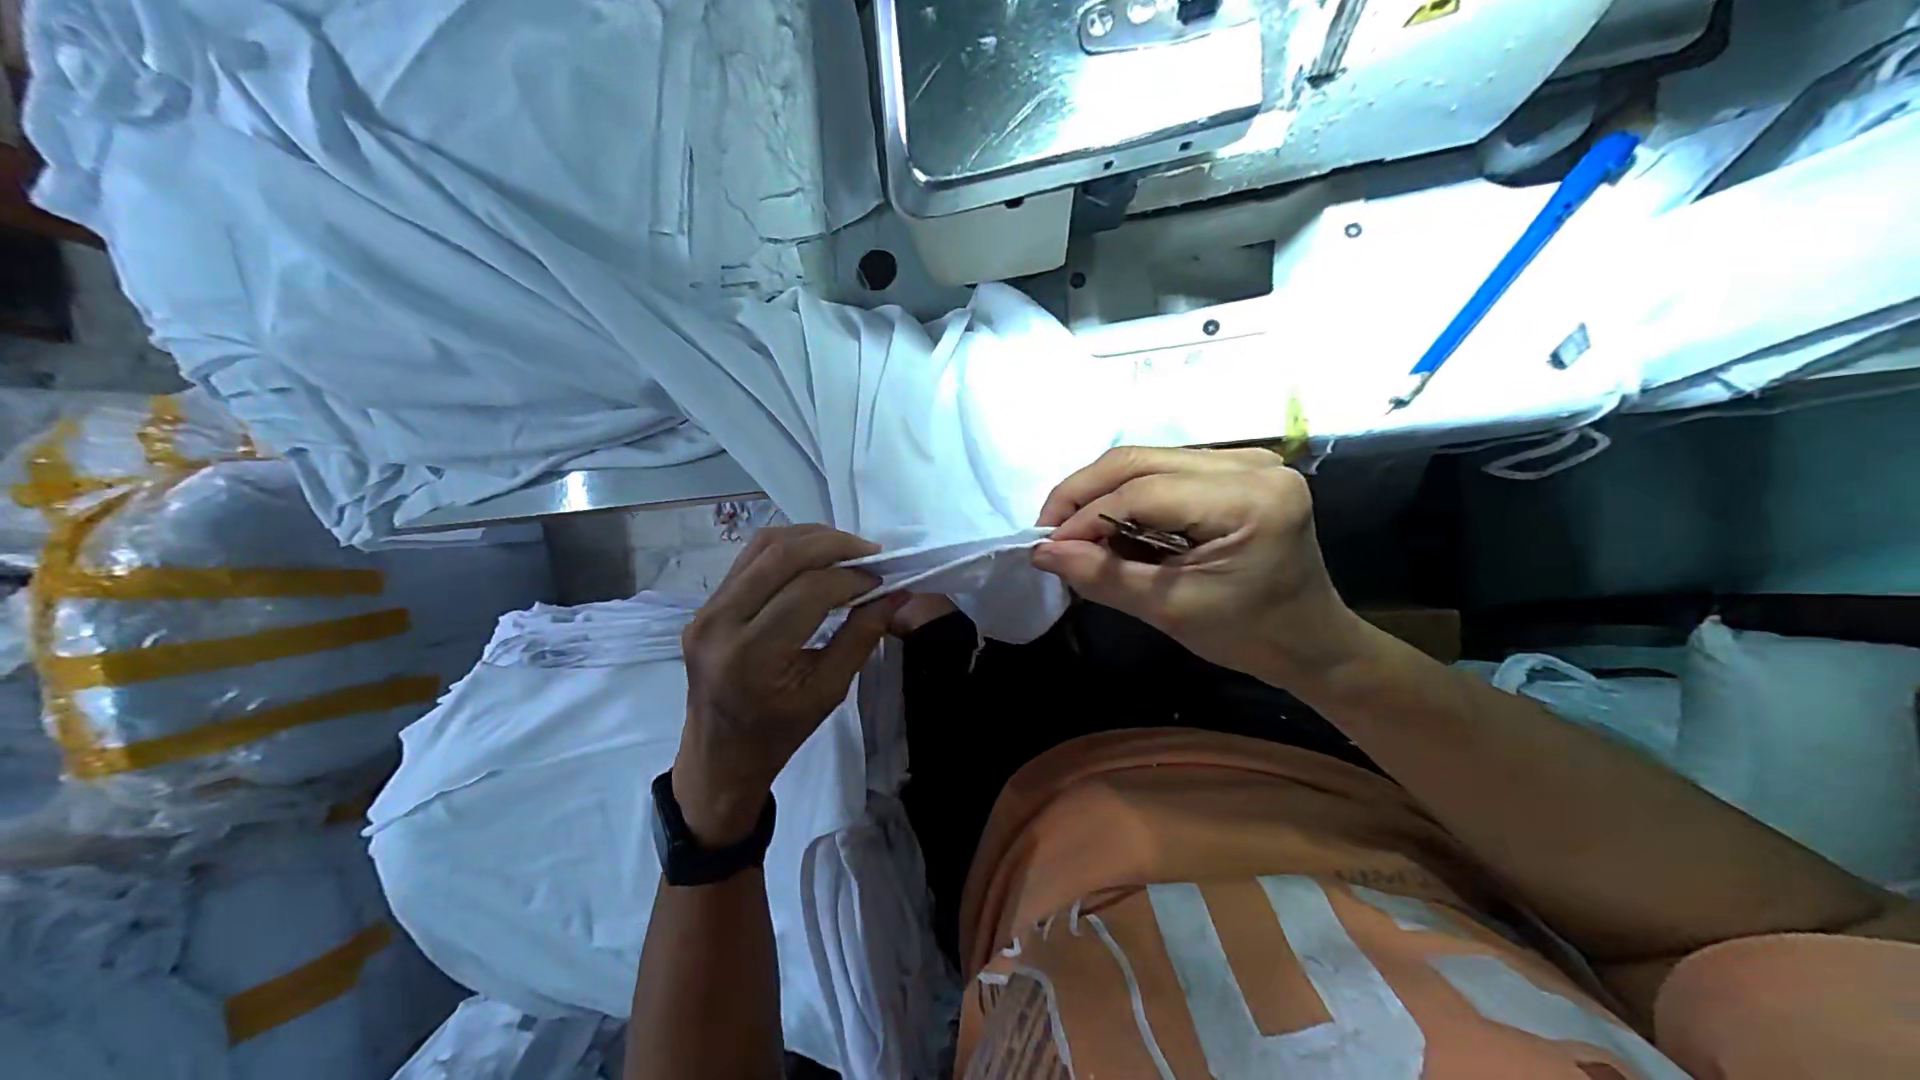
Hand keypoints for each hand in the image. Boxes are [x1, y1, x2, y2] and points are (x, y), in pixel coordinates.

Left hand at [675, 525, 904, 844]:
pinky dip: (788, 549)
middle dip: (833, 544)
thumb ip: (861, 637)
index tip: (881, 581)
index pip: (809, 591)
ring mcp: (705, 609)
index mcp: (750, 655)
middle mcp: (720, 622)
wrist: (720, 754)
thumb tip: (896, 593)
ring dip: (810, 538)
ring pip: (763, 546)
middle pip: (782, 555)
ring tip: (847, 549)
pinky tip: (816, 558)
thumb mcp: (828, 692)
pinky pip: (749, 558)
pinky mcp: (705, 604)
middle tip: (870, 552)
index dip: (852, 578)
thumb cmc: (778, 733)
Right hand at [1031, 446, 1370, 687]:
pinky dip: (1126, 492)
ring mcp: (1247, 459)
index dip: (1086, 515)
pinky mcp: (1236, 467)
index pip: (1145, 491)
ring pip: (1146, 458)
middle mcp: (1251, 464)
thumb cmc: (1249, 635)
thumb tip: (1043, 551)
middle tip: (1048, 529)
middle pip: (1140, 459)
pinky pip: (1164, 468)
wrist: (1309, 640)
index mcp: (1250, 500)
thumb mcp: (1171, 611)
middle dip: (1083, 492)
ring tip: (1072, 529)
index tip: (1047, 545)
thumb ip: (1104, 576)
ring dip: (1100, 491)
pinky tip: (1108, 521)